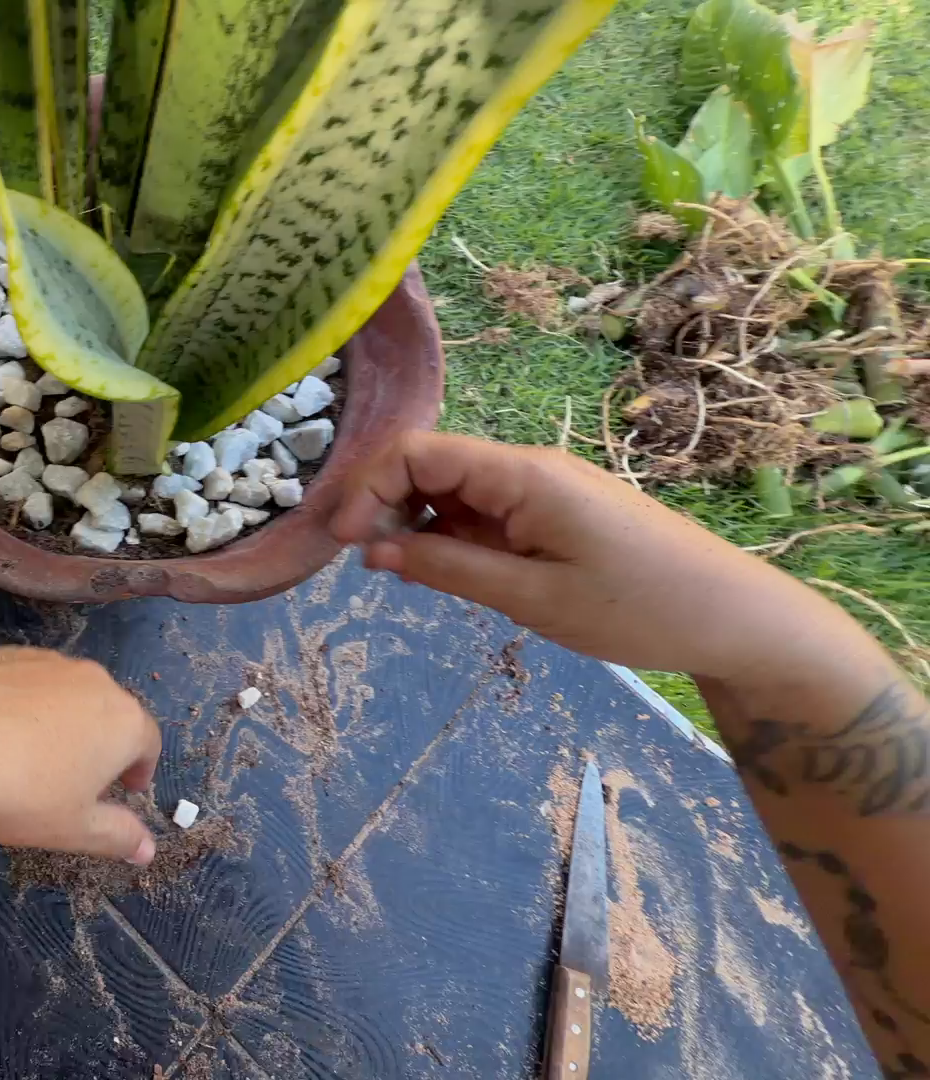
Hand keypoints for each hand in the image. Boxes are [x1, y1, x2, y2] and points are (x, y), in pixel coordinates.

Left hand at [0, 647, 160, 863]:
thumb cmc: (21, 794)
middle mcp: (89, 679)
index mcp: (121, 719)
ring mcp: (43, 660)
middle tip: (80, 777)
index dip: (140, 768)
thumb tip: (148, 849)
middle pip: (108, 709)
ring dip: (62, 718)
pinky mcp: (0, 654)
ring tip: (33, 753)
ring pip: (66, 690)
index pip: (147, 741)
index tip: (126, 789)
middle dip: (102, 741)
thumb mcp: (74, 829)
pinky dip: (22, 701)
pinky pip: (25, 679)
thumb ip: (118, 836)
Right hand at [327, 431, 871, 682]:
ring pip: (442, 488)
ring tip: (391, 567)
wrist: (745, 625)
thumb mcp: (531, 597)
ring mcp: (533, 490)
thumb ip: (445, 567)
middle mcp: (523, 470)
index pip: (416, 453)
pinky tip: (430, 565)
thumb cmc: (642, 609)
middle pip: (423, 464)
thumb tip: (371, 551)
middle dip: (377, 503)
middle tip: (357, 557)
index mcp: (523, 475)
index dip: (367, 489)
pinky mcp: (541, 513)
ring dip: (406, 520)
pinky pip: (470, 511)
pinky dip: (438, 534)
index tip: (343, 543)